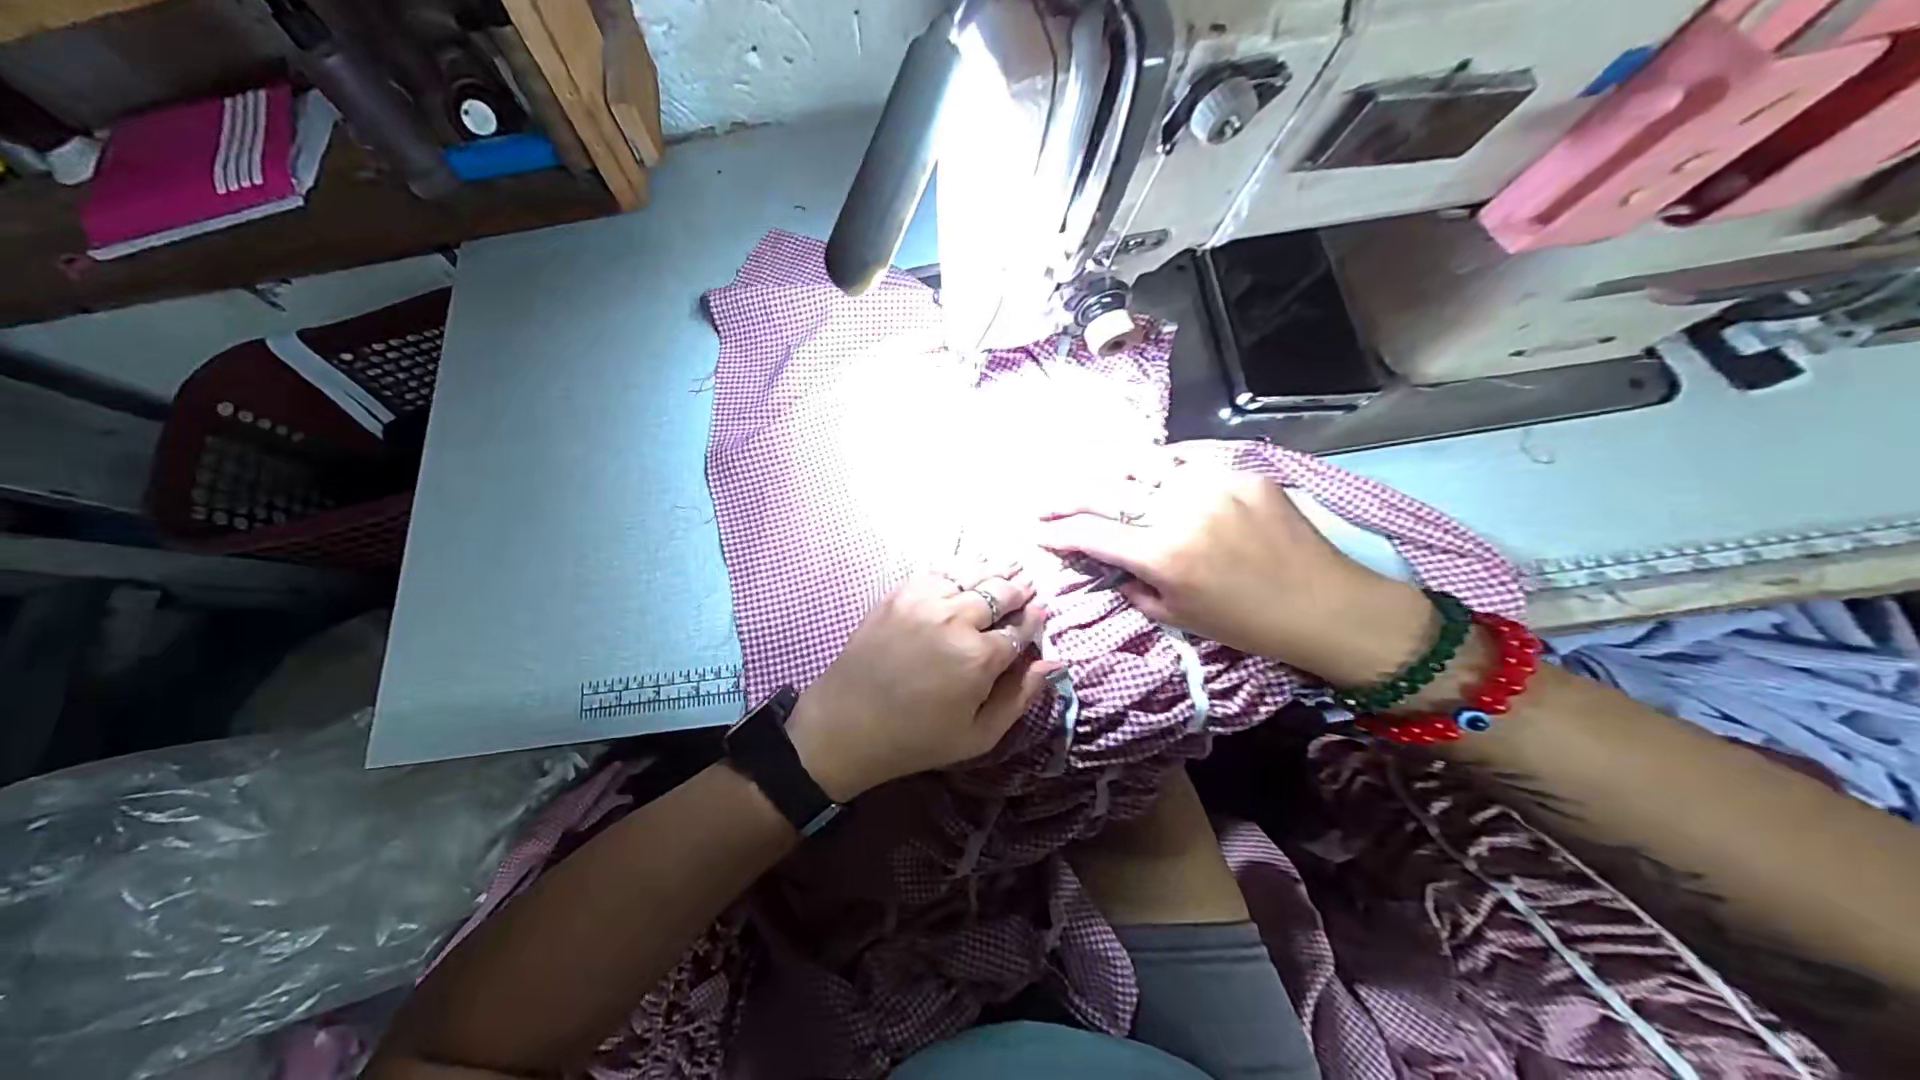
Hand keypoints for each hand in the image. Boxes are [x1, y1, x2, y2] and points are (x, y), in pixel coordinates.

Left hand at [786, 561, 1062, 801]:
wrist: (846, 724)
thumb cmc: (917, 738)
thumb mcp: (978, 735)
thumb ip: (1020, 697)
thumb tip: (1053, 662)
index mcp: (979, 658)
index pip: (1021, 627)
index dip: (1036, 618)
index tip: (1043, 612)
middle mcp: (955, 620)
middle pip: (1001, 592)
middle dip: (1019, 590)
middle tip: (1028, 587)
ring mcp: (924, 601)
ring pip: (972, 573)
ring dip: (994, 571)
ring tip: (1007, 569)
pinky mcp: (899, 594)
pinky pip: (938, 571)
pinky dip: (959, 569)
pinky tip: (967, 572)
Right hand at [1036, 456, 1435, 687]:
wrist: (1327, 606)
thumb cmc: (1247, 625)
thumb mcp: (1178, 616)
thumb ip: (1133, 584)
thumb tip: (1106, 561)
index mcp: (1166, 554)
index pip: (1093, 532)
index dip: (1059, 532)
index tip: (1039, 532)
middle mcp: (1183, 509)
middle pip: (1107, 488)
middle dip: (1069, 496)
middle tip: (1048, 502)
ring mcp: (1215, 482)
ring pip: (1144, 465)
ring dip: (1111, 474)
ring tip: (1093, 480)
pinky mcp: (1243, 470)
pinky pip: (1188, 462)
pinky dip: (1161, 469)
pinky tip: (1150, 475)